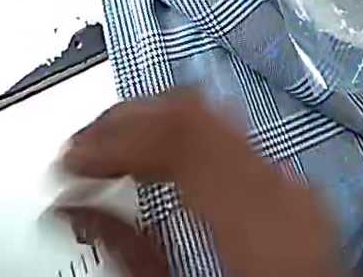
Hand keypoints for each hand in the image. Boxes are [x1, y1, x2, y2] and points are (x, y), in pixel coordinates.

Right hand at [53, 90, 340, 276]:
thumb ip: (129, 251)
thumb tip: (71, 205)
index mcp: (261, 212)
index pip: (178, 129)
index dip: (116, 131)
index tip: (74, 150)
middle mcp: (282, 182)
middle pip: (190, 111)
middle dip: (125, 119)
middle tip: (82, 145)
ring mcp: (291, 179)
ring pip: (207, 113)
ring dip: (149, 121)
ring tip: (107, 146)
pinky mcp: (288, 186)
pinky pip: (227, 135)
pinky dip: (181, 135)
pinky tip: (154, 156)